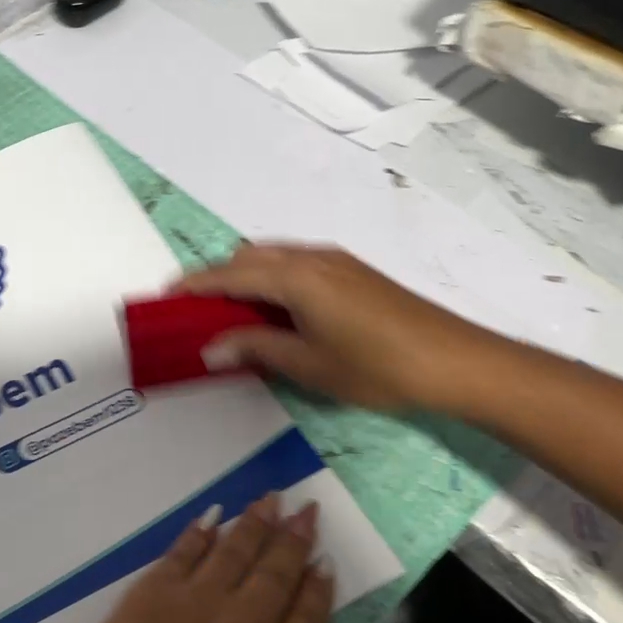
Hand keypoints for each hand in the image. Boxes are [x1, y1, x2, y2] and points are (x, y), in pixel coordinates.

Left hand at [40, 495, 355, 622]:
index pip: (311, 613)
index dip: (319, 583)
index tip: (324, 557)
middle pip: (277, 571)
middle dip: (294, 536)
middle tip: (304, 507)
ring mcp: (199, 599)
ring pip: (235, 549)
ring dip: (255, 520)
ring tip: (270, 498)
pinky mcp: (156, 587)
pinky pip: (185, 549)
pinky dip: (201, 529)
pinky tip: (214, 515)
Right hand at [174, 244, 516, 413]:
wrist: (457, 362)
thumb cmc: (376, 367)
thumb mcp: (308, 364)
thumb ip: (255, 348)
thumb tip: (210, 347)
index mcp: (295, 277)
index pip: (229, 274)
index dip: (194, 284)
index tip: (165, 296)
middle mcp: (310, 258)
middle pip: (247, 256)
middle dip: (217, 277)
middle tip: (198, 312)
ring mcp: (335, 261)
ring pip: (273, 257)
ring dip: (245, 277)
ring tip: (235, 315)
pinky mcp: (352, 272)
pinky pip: (295, 264)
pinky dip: (271, 279)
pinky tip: (278, 311)